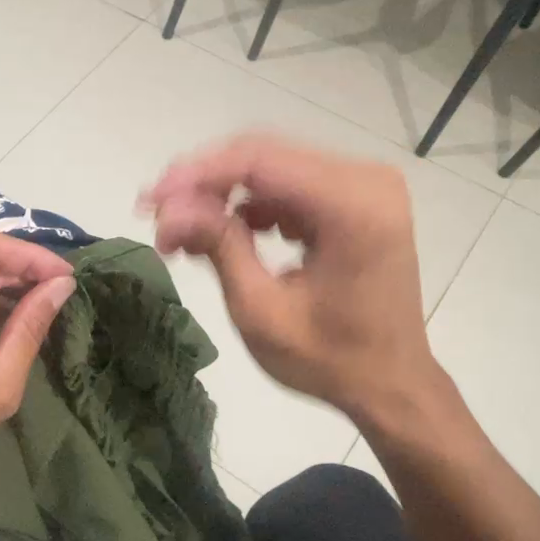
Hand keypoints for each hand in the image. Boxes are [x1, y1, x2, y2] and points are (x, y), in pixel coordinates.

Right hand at [141, 131, 445, 424]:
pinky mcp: (355, 201)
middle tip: (155, 216)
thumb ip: (217, 247)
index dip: (196, 175)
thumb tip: (167, 211)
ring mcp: (364, 187)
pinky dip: (248, 206)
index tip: (149, 201)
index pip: (258, 162)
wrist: (390, 384)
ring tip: (180, 235)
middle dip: (202, 185)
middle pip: (263, 156)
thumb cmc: (328, 358)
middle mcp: (365, 180)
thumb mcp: (261, 310)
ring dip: (221, 196)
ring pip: (271, 168)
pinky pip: (289, 186)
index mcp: (353, 205)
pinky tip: (219, 235)